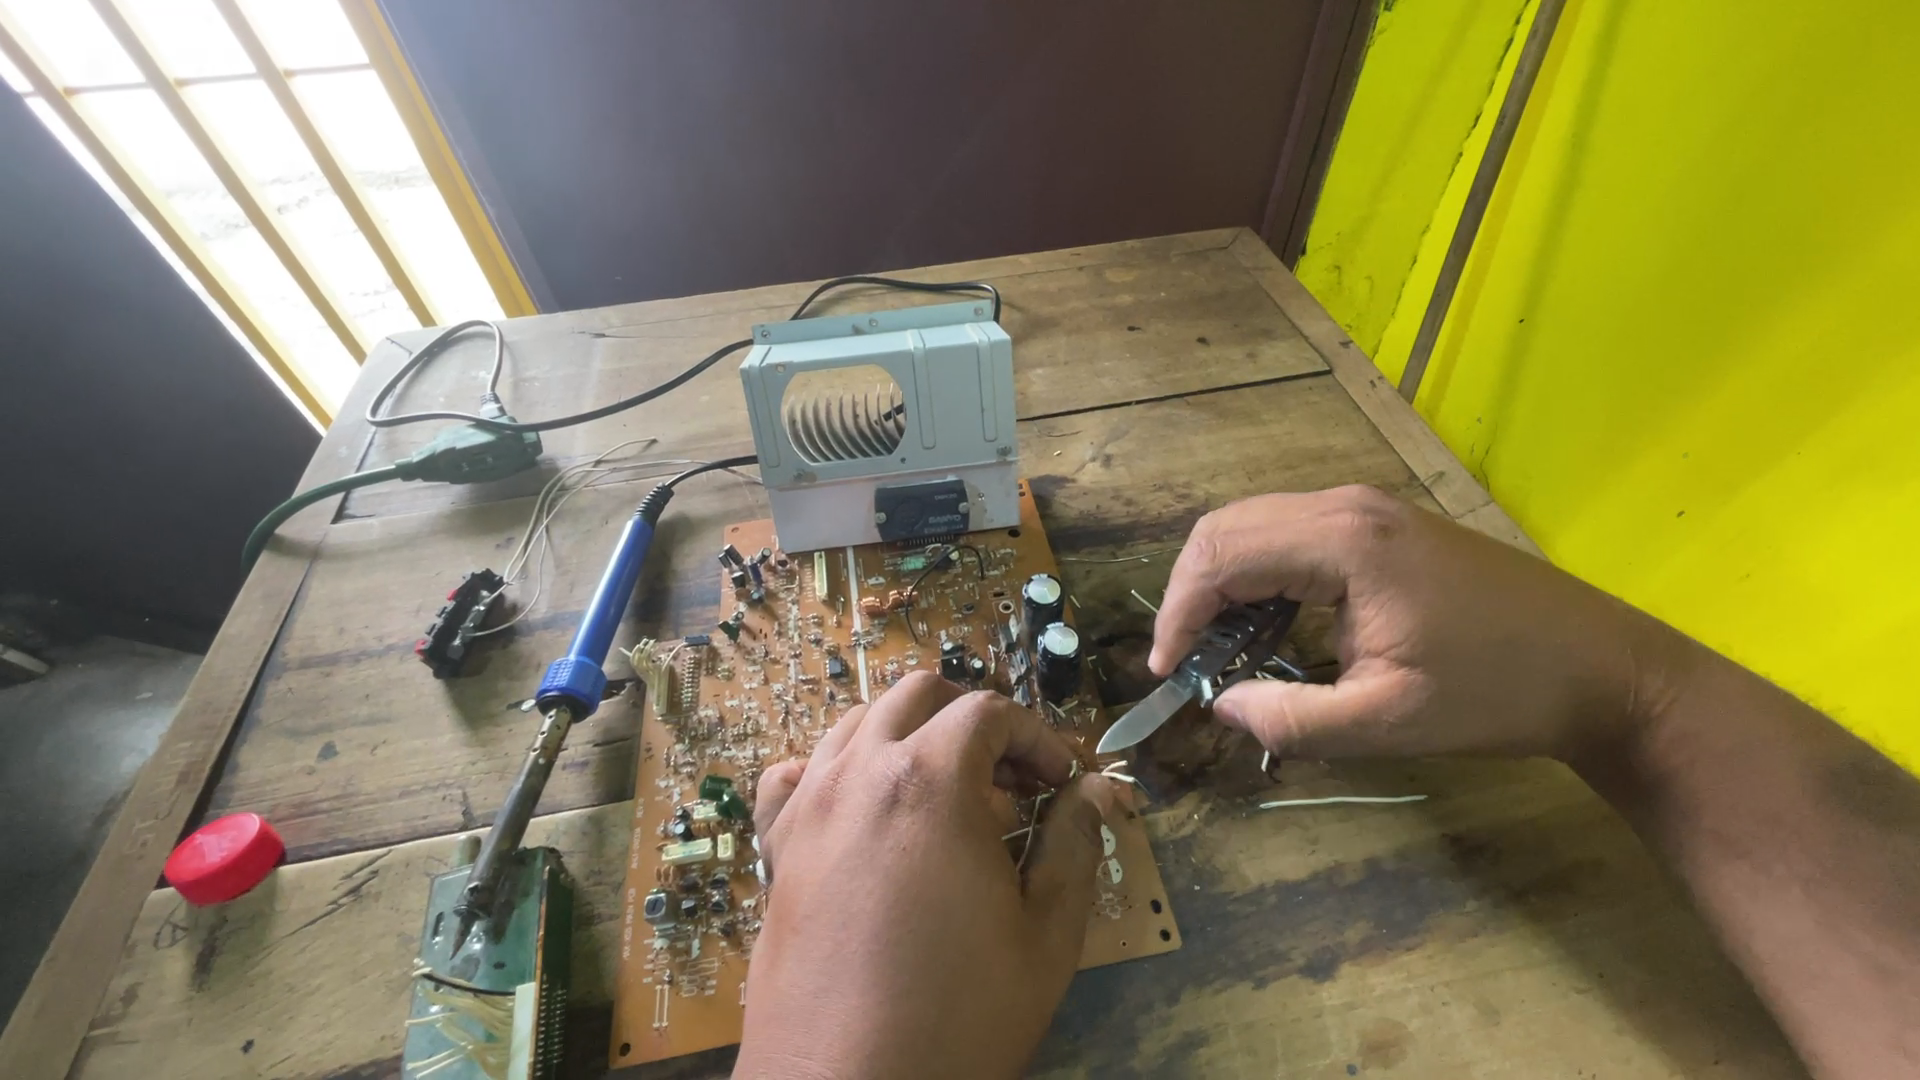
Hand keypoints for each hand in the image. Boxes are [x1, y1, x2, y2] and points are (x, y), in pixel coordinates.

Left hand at [734, 671, 1126, 1079]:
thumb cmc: (957, 1014)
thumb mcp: (1045, 934)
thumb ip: (1075, 843)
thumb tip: (1097, 789)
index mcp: (928, 779)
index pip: (988, 712)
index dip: (1036, 736)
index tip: (1060, 781)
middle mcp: (859, 771)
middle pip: (918, 694)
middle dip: (972, 719)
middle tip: (1008, 778)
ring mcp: (809, 804)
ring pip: (858, 721)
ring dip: (909, 736)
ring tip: (943, 792)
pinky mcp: (778, 845)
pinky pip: (795, 774)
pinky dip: (832, 770)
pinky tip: (859, 810)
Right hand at [1151, 486, 1672, 762]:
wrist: (1604, 670)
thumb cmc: (1496, 694)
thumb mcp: (1386, 721)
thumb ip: (1288, 719)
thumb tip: (1218, 704)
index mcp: (1343, 542)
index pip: (1220, 556)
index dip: (1178, 613)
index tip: (1167, 671)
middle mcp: (1344, 507)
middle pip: (1224, 528)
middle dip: (1187, 592)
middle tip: (1183, 656)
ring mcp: (1362, 508)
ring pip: (1249, 524)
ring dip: (1216, 580)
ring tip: (1213, 642)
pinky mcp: (1375, 523)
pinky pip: (1283, 533)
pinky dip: (1252, 572)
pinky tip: (1261, 620)